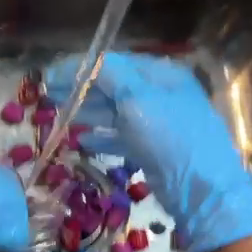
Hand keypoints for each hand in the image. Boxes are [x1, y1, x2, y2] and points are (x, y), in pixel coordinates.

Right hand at [43, 52, 251, 251]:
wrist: (201, 188)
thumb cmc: (169, 136)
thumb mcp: (137, 98)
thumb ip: (109, 75)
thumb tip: (83, 63)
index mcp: (161, 75)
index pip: (115, 63)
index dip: (81, 68)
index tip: (51, 75)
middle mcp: (160, 94)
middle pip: (114, 86)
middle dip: (82, 89)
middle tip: (49, 95)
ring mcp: (158, 123)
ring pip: (116, 112)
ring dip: (88, 112)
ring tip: (60, 116)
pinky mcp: (153, 149)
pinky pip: (122, 136)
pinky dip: (101, 136)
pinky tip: (82, 141)